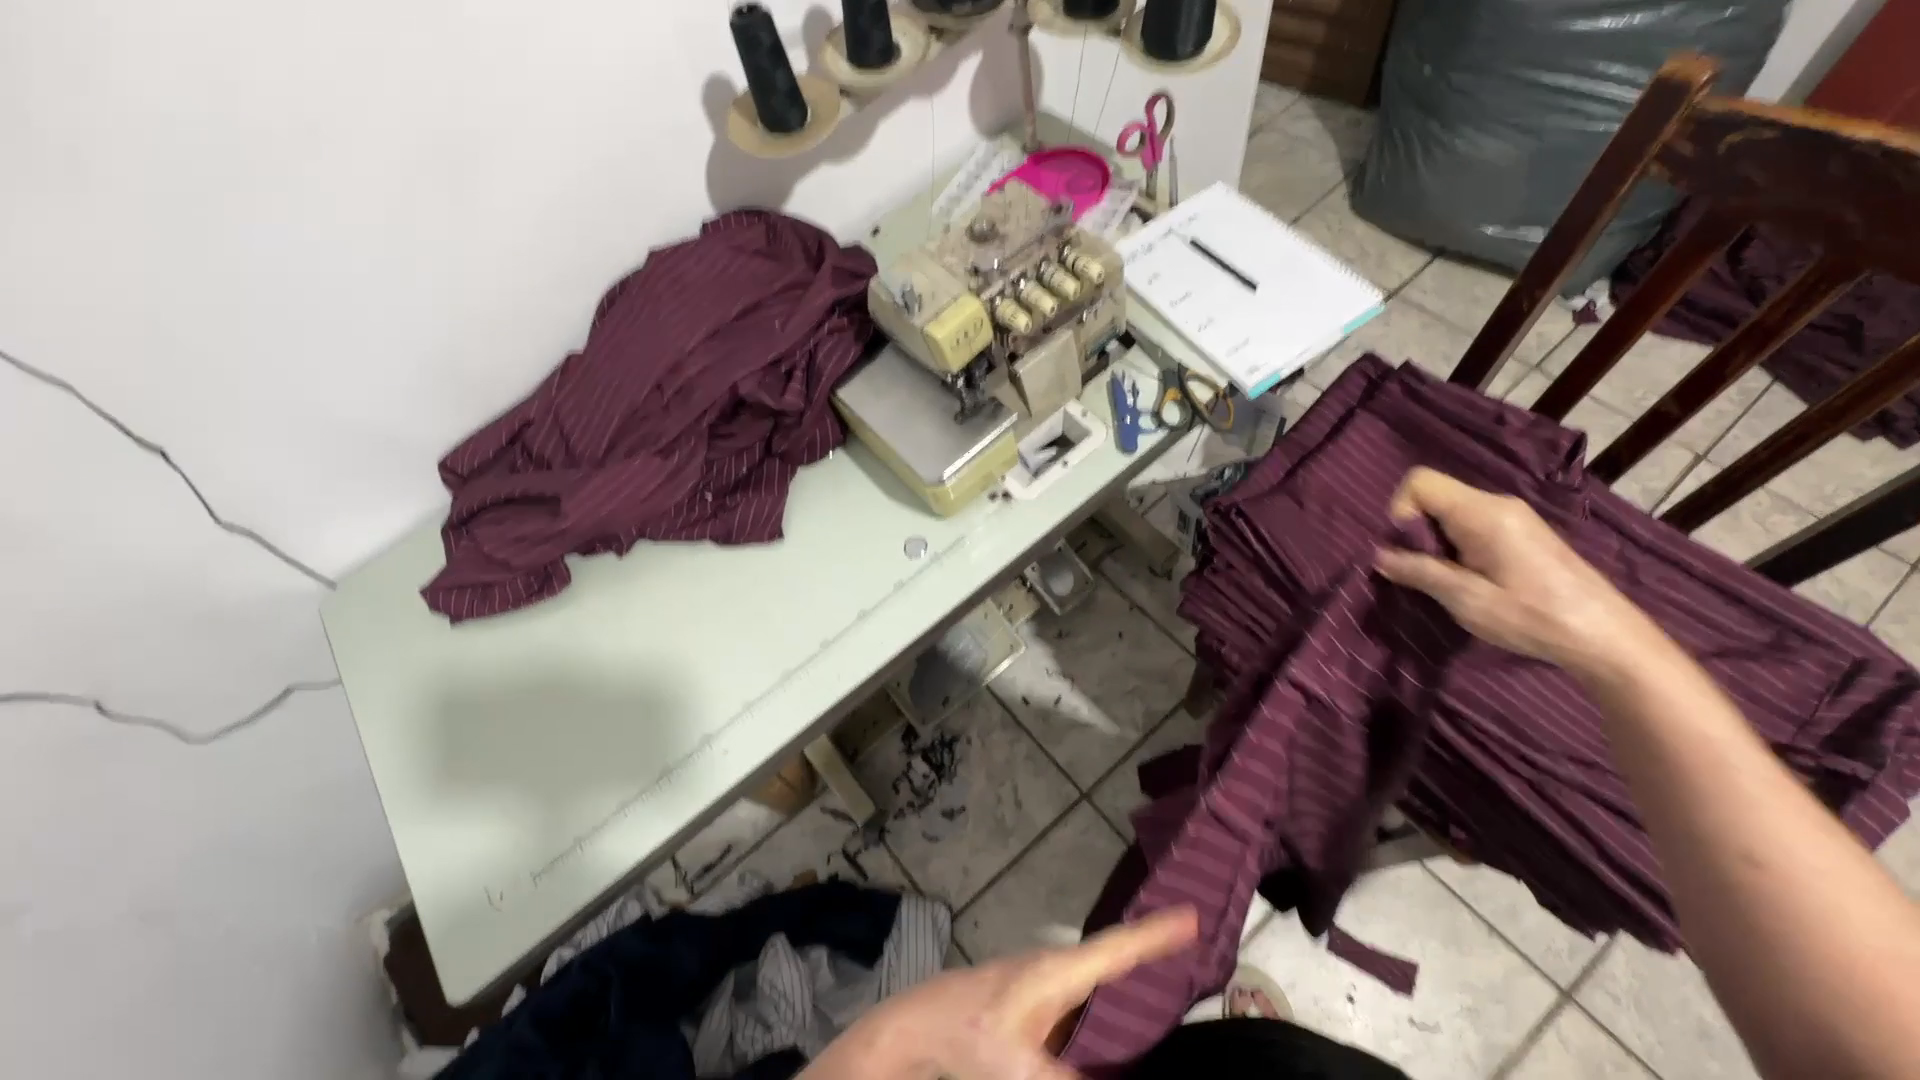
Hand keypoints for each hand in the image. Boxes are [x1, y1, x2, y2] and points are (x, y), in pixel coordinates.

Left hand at [802, 906, 1198, 1079]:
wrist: (918, 1025)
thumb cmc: (969, 1032)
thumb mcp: (1020, 1066)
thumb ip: (1067, 1077)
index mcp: (1059, 971)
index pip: (1117, 947)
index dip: (1157, 934)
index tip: (1193, 915)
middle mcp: (1057, 967)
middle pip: (1115, 957)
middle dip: (1155, 951)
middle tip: (1196, 947)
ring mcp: (1047, 979)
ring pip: (1100, 977)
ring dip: (1132, 978)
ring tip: (1173, 984)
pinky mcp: (1038, 997)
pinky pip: (1085, 996)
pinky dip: (1108, 1001)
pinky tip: (1122, 1022)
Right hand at [1373, 467, 1657, 671]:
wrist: (1606, 637)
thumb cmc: (1534, 618)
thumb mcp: (1467, 600)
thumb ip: (1420, 572)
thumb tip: (1379, 556)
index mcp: (1484, 513)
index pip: (1419, 482)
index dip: (1400, 512)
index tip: (1407, 552)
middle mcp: (1498, 504)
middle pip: (1433, 496)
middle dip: (1415, 531)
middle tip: (1425, 574)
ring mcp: (1513, 517)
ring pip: (1450, 512)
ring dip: (1435, 543)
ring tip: (1448, 582)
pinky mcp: (1521, 533)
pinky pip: (1470, 524)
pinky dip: (1455, 546)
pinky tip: (1470, 581)